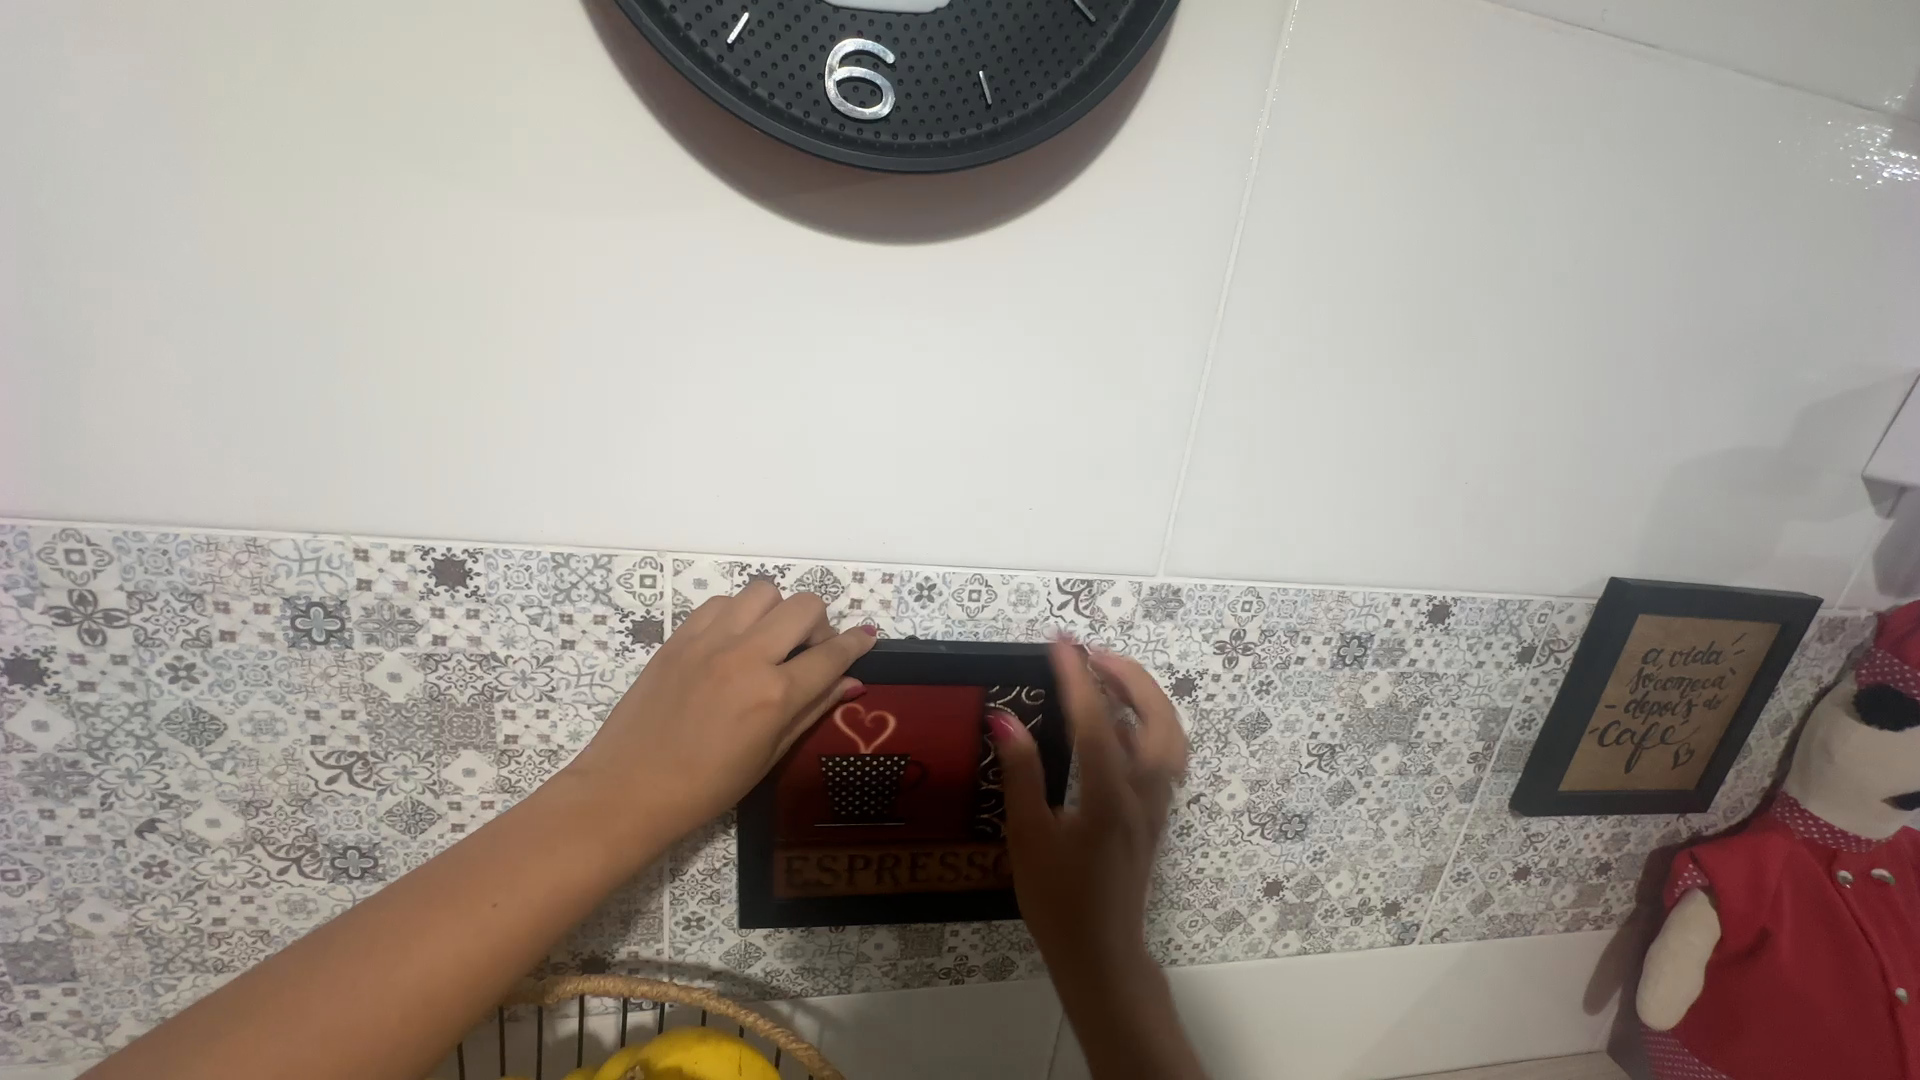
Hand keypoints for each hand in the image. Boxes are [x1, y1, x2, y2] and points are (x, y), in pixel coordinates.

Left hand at [563, 581, 876, 842]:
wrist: (627, 791)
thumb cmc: (706, 787)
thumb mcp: (769, 756)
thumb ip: (812, 710)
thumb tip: (851, 683)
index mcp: (774, 695)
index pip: (832, 654)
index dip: (857, 644)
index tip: (867, 637)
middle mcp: (747, 656)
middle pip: (804, 606)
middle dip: (820, 624)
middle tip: (809, 652)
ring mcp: (709, 641)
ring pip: (763, 592)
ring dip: (778, 611)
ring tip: (769, 641)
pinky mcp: (679, 637)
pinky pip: (721, 602)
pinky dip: (738, 614)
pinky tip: (732, 642)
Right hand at [993, 640, 1187, 990]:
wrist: (1101, 953)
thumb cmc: (1058, 900)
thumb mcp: (1028, 838)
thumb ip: (1022, 774)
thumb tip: (1005, 719)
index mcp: (1109, 798)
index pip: (1097, 721)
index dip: (1077, 678)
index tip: (1061, 644)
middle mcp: (1144, 794)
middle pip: (1158, 718)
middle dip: (1130, 676)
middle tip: (1092, 653)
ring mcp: (1157, 804)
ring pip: (1170, 735)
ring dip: (1144, 696)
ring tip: (1108, 676)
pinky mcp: (1155, 813)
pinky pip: (1164, 754)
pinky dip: (1147, 722)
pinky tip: (1117, 722)